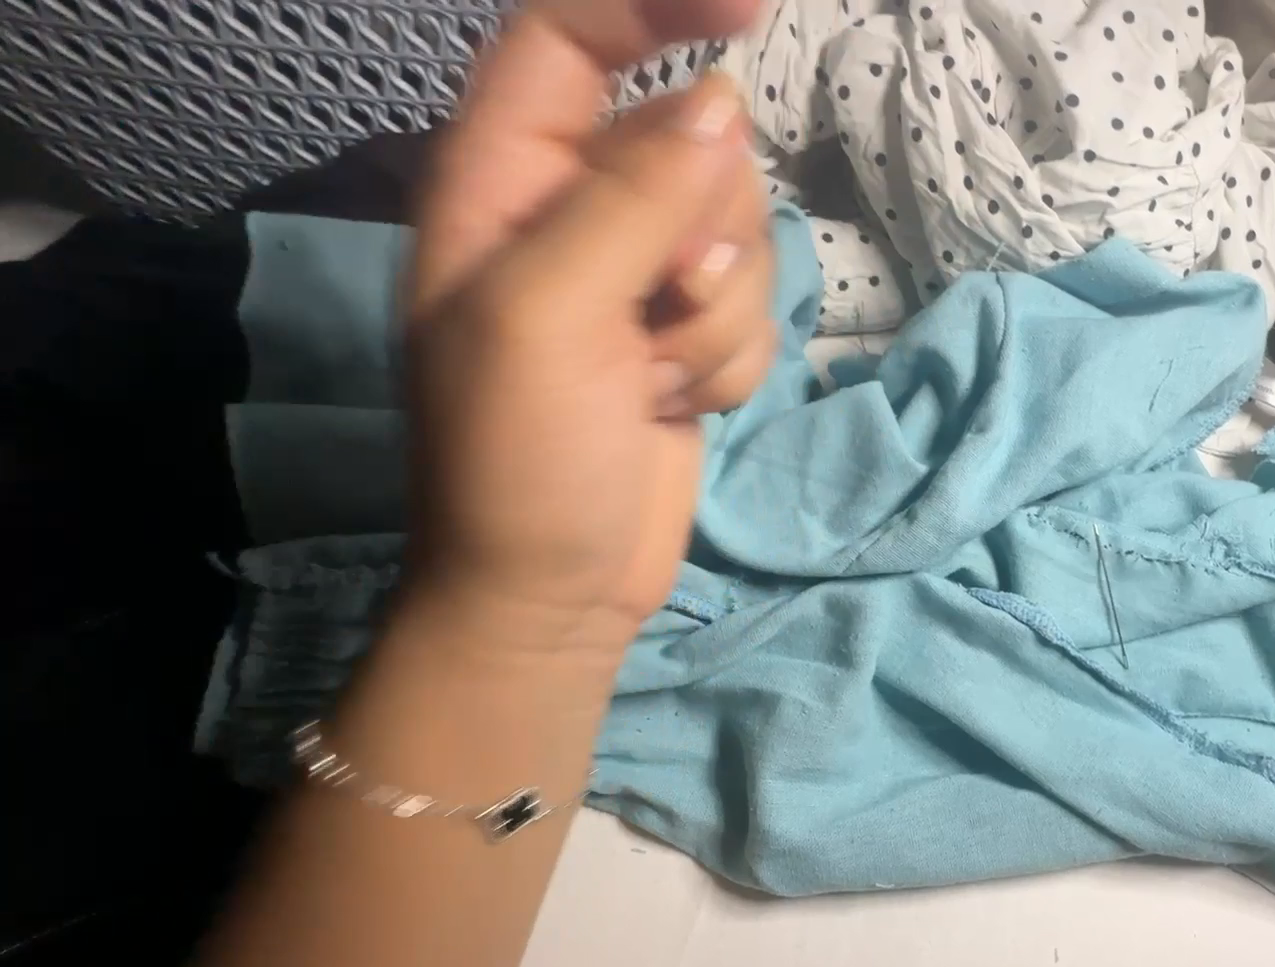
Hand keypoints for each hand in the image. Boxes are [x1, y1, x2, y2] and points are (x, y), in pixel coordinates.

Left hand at [404, 0, 771, 652]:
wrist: (558, 587)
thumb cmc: (520, 460)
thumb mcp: (551, 317)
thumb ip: (631, 201)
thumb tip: (721, 108)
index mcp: (504, 183)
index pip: (569, 41)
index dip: (655, 6)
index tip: (754, 8)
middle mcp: (580, 219)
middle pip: (694, 155)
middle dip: (701, 241)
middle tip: (653, 316)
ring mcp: (644, 285)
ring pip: (741, 244)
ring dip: (716, 323)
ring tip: (652, 383)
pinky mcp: (692, 343)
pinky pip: (755, 316)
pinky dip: (729, 366)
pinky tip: (676, 407)